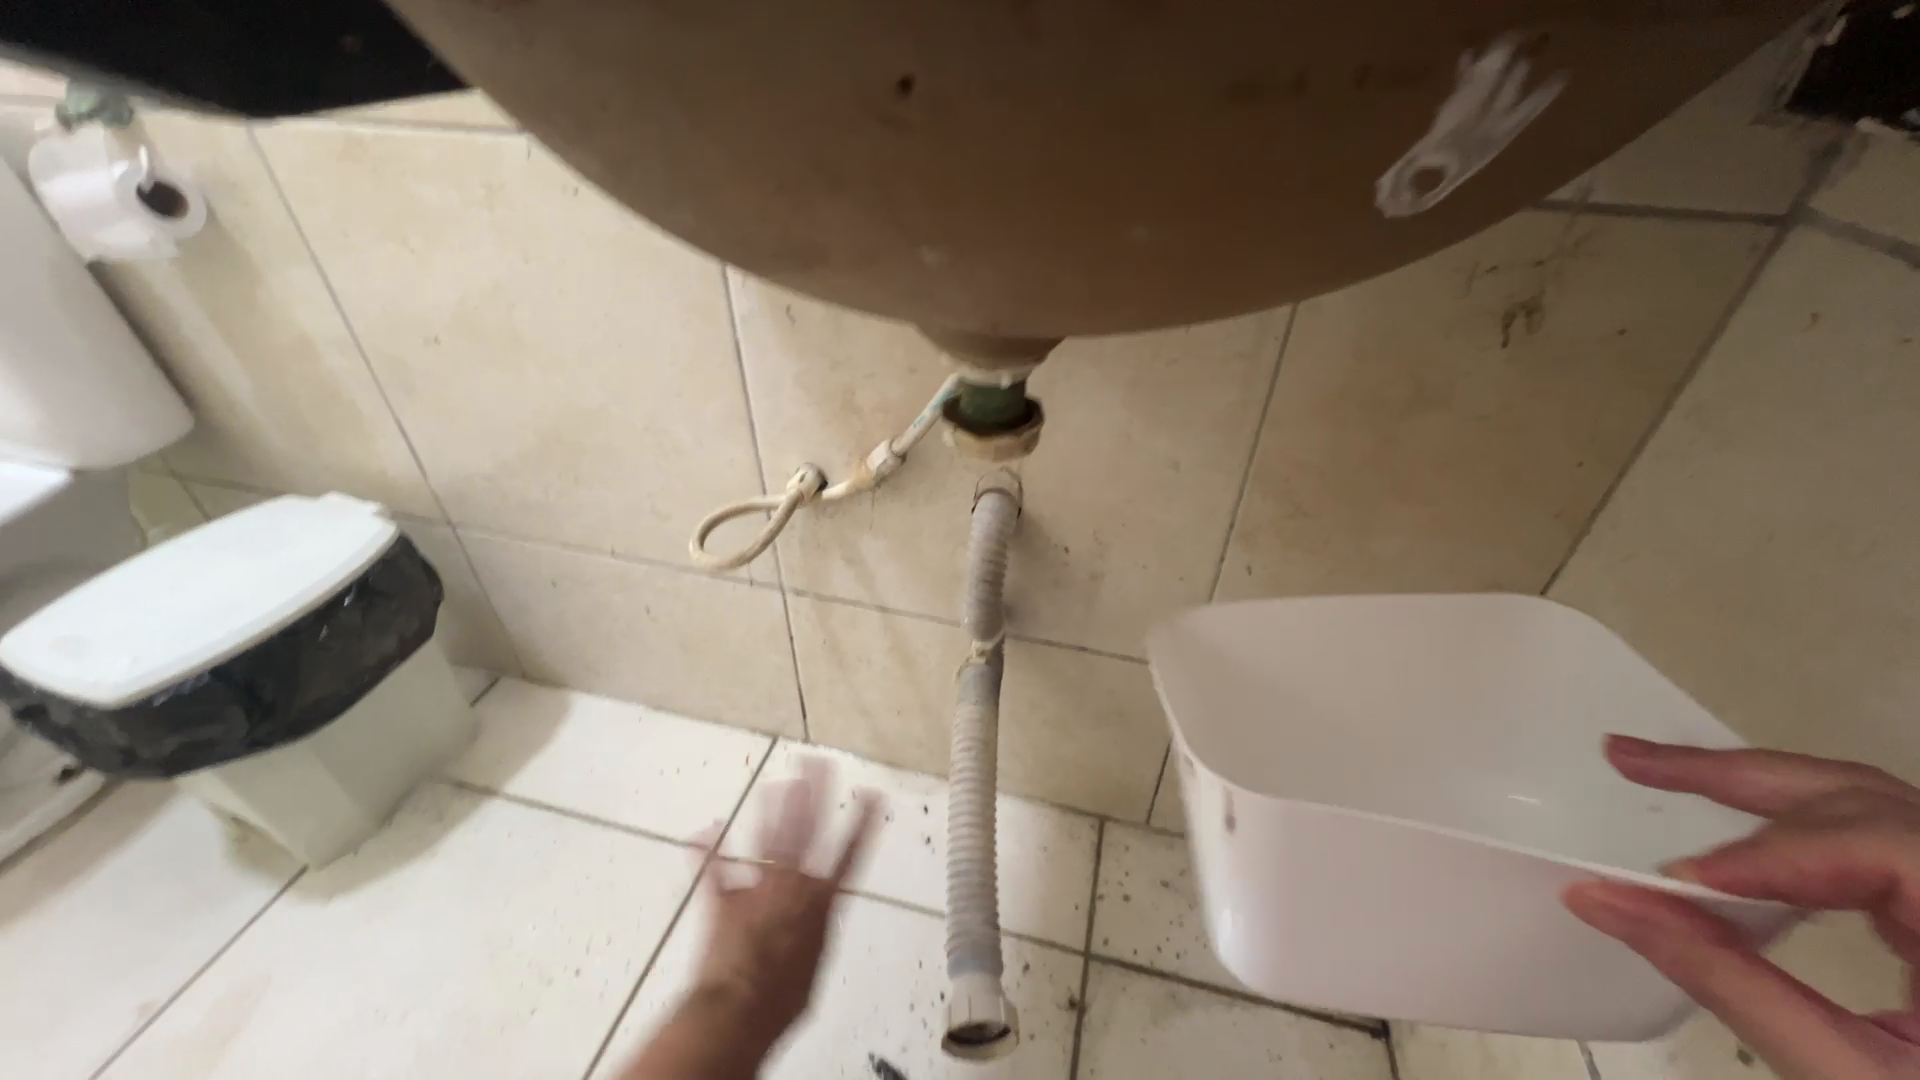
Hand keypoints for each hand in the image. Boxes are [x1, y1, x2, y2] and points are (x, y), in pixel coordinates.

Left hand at [619, 755, 878, 1079]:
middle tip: (817, 761)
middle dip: (815, 793)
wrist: (740, 1011)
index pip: (849, 853)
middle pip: (807, 831)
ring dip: (773, 808)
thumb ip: (813, 940)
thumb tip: (810, 934)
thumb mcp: (813, 971)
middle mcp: (792, 886)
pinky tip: (705, 829)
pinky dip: (708, 850)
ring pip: (768, 839)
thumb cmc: (784, 1000)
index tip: (871, 793)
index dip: (862, 822)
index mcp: (822, 902)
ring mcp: (757, 888)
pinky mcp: (723, 901)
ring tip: (779, 780)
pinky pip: (714, 871)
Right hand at [1564, 735, 1919, 1079]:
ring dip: (1747, 787)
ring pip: (1856, 806)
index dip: (1779, 852)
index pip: (1887, 846)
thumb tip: (1598, 898)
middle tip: (1625, 759)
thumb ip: (1727, 980)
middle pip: (1861, 800)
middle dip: (1733, 776)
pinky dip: (1776, 828)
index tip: (1683, 879)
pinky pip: (1857, 844)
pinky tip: (1723, 835)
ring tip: (1649, 769)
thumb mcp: (1846, 1072)